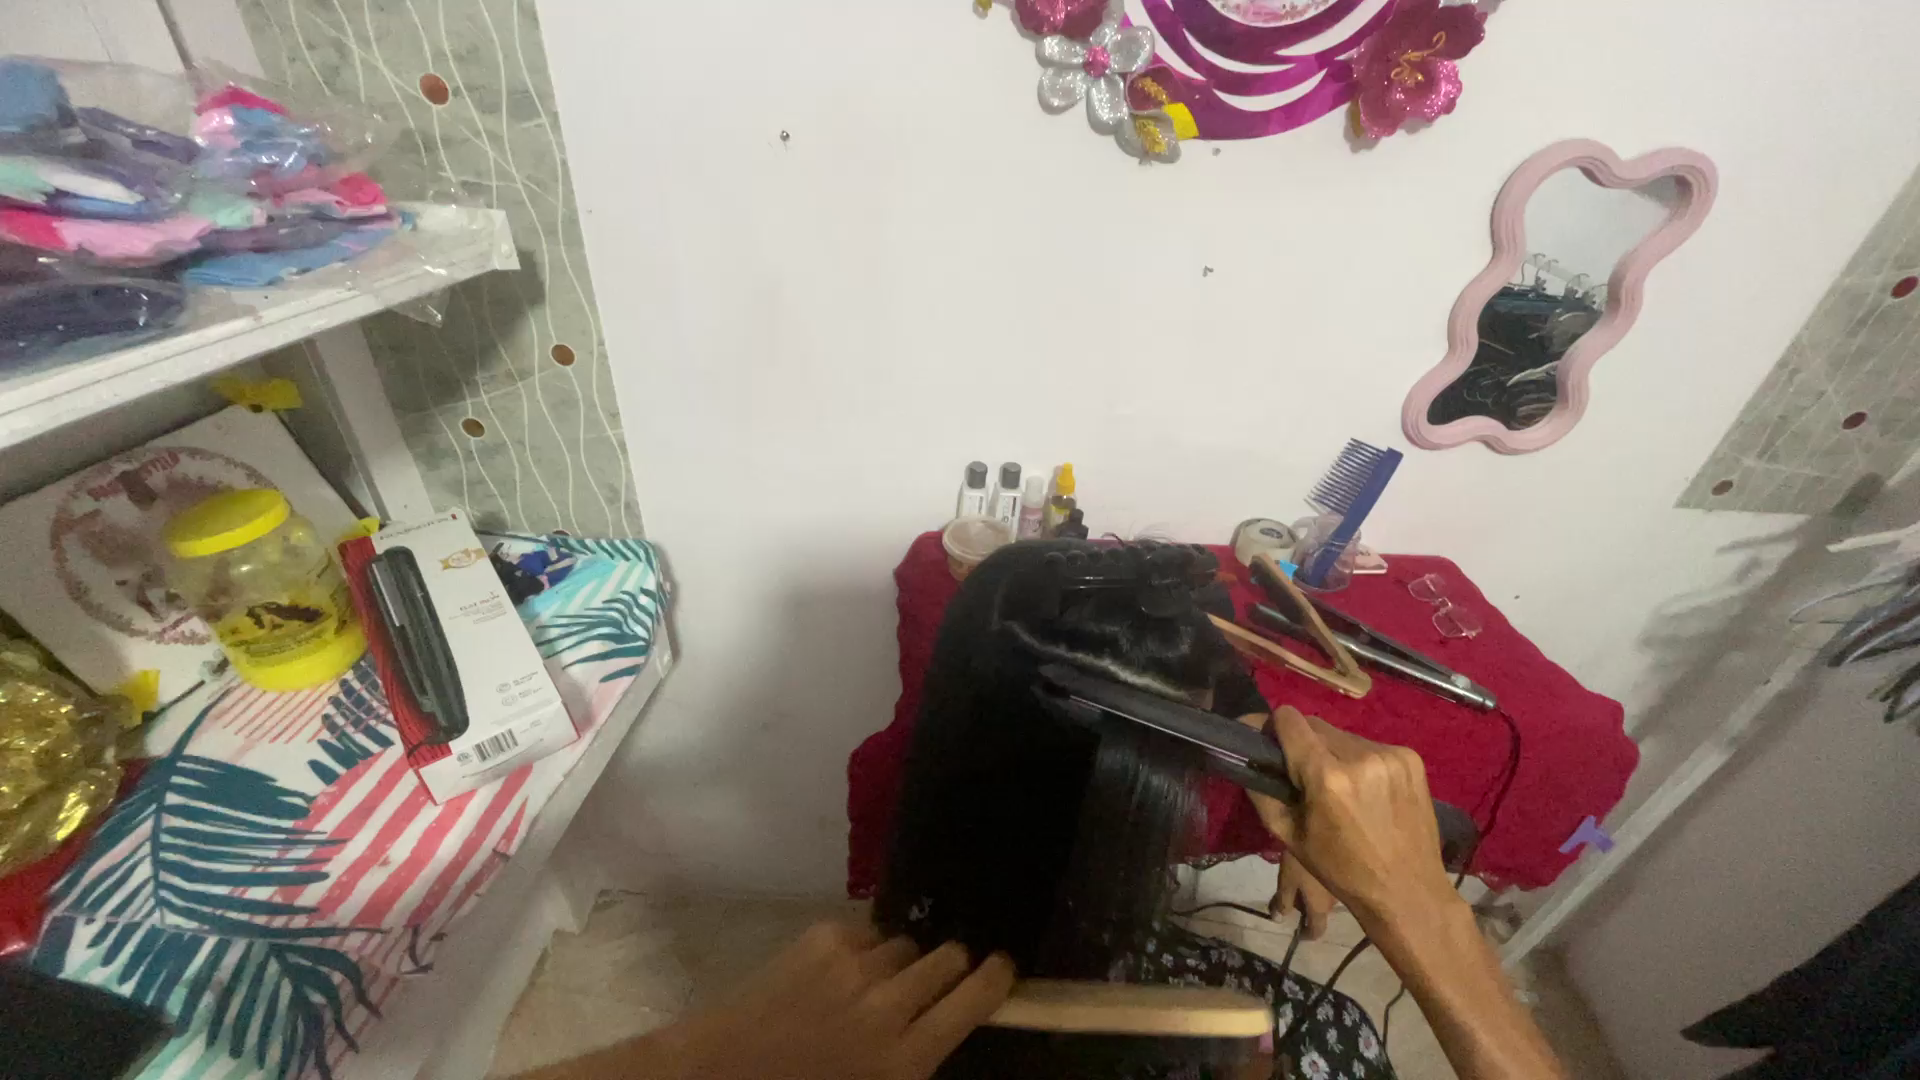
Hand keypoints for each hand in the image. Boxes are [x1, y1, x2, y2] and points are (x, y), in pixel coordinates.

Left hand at [649, 921, 1015, 1079]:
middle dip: (950, 967)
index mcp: (905, 1060)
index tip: (1002, 965)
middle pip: (948, 957)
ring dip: (901, 962)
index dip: (996, 978)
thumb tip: (941, 1023)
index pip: (974, 1000)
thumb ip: (913, 1061)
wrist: (718, 1073)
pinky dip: (861, 951)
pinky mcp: (824, 937)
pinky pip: (865, 933)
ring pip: (905, 944)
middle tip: (933, 981)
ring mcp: (855, 963)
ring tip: (874, 985)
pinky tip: (836, 976)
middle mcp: (888, 1004)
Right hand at [1238, 706, 1456, 933]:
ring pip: (1341, 734)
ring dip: (1331, 751)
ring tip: (1339, 786)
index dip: (1273, 728)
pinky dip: (1358, 759)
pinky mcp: (1411, 758)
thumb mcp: (1287, 834)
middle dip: (1303, 743)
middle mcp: (1359, 756)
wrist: (1409, 892)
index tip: (1271, 746)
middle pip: (1314, 724)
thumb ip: (1261, 788)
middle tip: (1305, 775)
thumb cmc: (1341, 869)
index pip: (1288, 718)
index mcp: (1326, 776)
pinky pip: (1367, 744)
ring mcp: (1390, 755)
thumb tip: (1247, 754)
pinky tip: (1366, 789)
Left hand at [1271, 851, 1336, 938]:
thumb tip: (1278, 921)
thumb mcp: (1286, 881)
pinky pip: (1326, 888)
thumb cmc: (1301, 863)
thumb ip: (1282, 902)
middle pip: (1319, 913)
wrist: (1324, 837)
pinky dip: (1315, 887)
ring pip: (1322, 899)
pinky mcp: (1339, 875)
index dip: (1308, 934)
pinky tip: (1306, 874)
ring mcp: (1338, 889)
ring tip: (1294, 883)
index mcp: (1320, 908)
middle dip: (1304, 910)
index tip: (1299, 934)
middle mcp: (1333, 903)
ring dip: (1309, 896)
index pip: (1317, 930)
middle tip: (1288, 899)